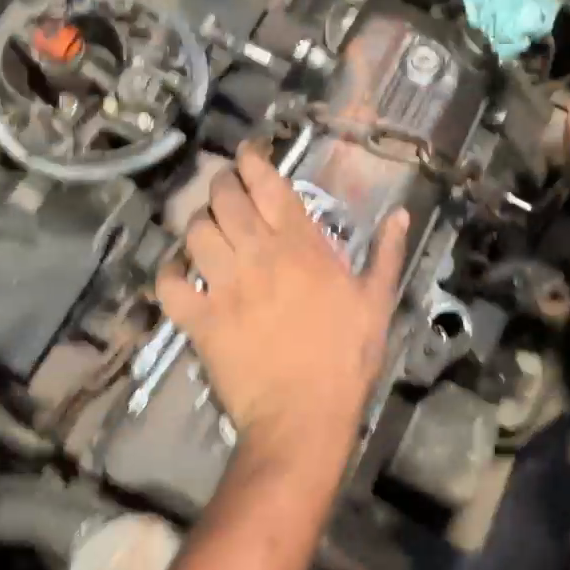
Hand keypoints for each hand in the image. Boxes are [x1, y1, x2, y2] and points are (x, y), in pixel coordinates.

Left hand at [156, 144, 409, 454]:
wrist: (303, 415)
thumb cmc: (347, 357)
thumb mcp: (377, 301)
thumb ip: (386, 252)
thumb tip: (401, 213)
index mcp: (300, 246)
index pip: (268, 185)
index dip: (252, 161)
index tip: (248, 154)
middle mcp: (257, 255)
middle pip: (224, 199)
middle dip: (221, 183)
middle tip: (225, 187)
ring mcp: (223, 286)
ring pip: (195, 232)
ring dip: (198, 221)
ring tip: (207, 225)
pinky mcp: (199, 319)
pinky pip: (169, 284)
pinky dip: (169, 271)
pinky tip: (179, 270)